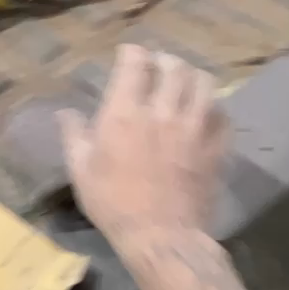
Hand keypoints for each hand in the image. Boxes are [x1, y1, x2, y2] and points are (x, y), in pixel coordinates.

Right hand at [58, 44, 228, 252]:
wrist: (161, 236)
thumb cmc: (113, 203)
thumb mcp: (80, 169)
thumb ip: (74, 135)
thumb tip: (66, 112)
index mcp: (124, 113)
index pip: (135, 64)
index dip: (132, 52)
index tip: (128, 53)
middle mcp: (163, 112)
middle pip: (174, 67)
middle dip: (164, 59)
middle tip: (157, 65)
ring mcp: (195, 129)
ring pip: (204, 84)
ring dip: (192, 77)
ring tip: (184, 83)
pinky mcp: (217, 148)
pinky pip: (222, 115)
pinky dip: (213, 106)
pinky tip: (204, 112)